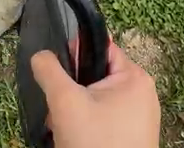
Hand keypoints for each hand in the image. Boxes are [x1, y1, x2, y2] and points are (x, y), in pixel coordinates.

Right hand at [29, 40, 160, 147]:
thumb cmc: (95, 143)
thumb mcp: (64, 100)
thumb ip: (48, 68)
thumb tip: (40, 55)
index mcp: (135, 77)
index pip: (97, 46)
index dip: (74, 54)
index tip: (59, 75)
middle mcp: (143, 95)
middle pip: (94, 74)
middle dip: (71, 88)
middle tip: (60, 107)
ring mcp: (139, 119)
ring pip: (95, 98)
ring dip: (75, 108)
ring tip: (66, 126)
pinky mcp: (133, 138)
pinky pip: (103, 118)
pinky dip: (86, 124)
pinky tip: (75, 138)